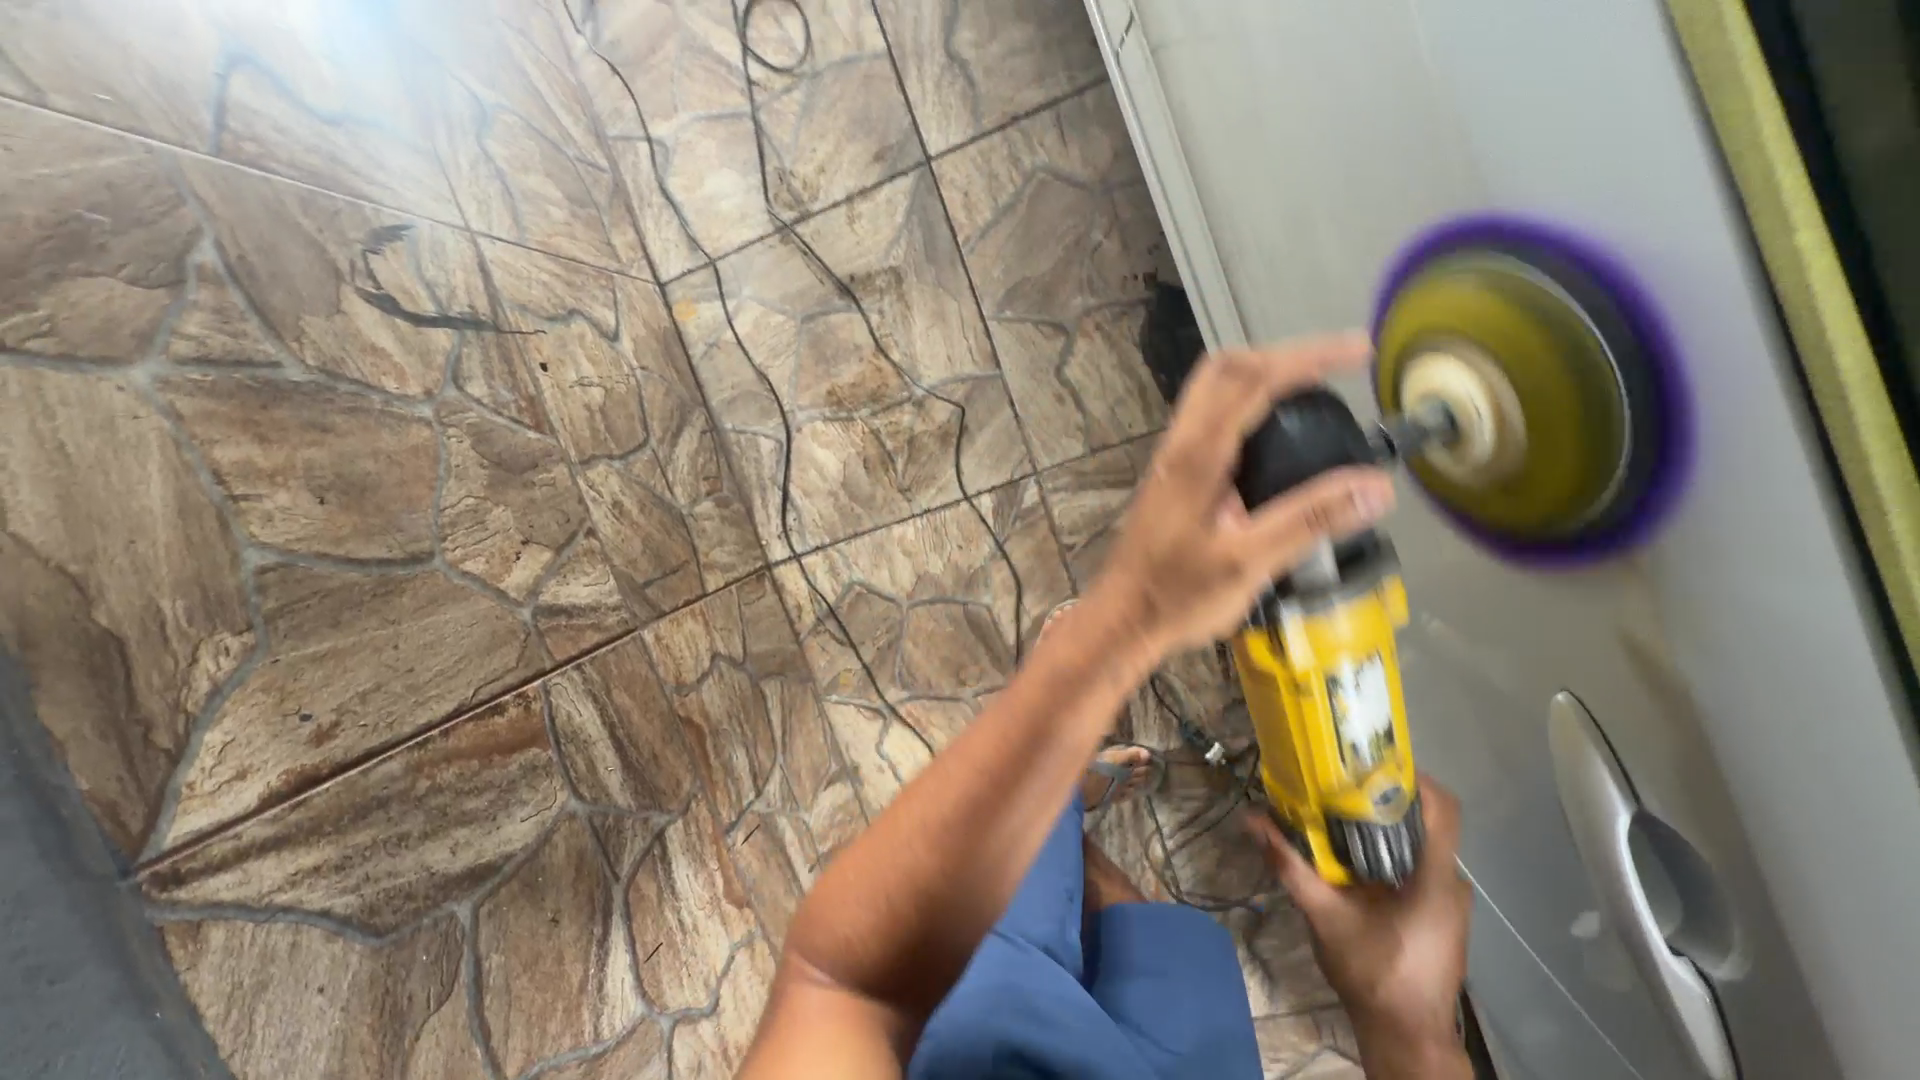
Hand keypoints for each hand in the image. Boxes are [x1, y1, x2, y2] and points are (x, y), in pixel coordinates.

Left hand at [1088, 335, 1395, 655]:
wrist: (1121, 620)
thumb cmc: (1177, 596)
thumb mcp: (1248, 563)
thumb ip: (1310, 521)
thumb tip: (1377, 485)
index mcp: (1197, 457)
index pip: (1253, 380)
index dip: (1308, 356)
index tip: (1358, 352)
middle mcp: (1179, 447)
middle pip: (1225, 370)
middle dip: (1282, 355)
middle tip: (1334, 367)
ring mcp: (1171, 461)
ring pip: (1212, 393)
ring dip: (1262, 377)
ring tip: (1313, 393)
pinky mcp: (1172, 479)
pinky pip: (1210, 421)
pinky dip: (1247, 407)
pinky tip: (1276, 439)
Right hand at [1246, 777, 1473, 1076]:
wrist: (1405, 1036)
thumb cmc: (1373, 974)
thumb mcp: (1324, 916)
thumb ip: (1291, 866)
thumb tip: (1253, 821)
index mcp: (1435, 879)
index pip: (1443, 809)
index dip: (1413, 778)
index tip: (1370, 765)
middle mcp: (1452, 884)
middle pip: (1427, 823)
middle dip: (1384, 801)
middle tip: (1340, 788)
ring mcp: (1450, 902)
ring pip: (1422, 846)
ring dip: (1384, 830)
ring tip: (1339, 819)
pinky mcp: (1441, 916)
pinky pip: (1420, 869)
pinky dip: (1389, 855)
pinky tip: (1353, 863)